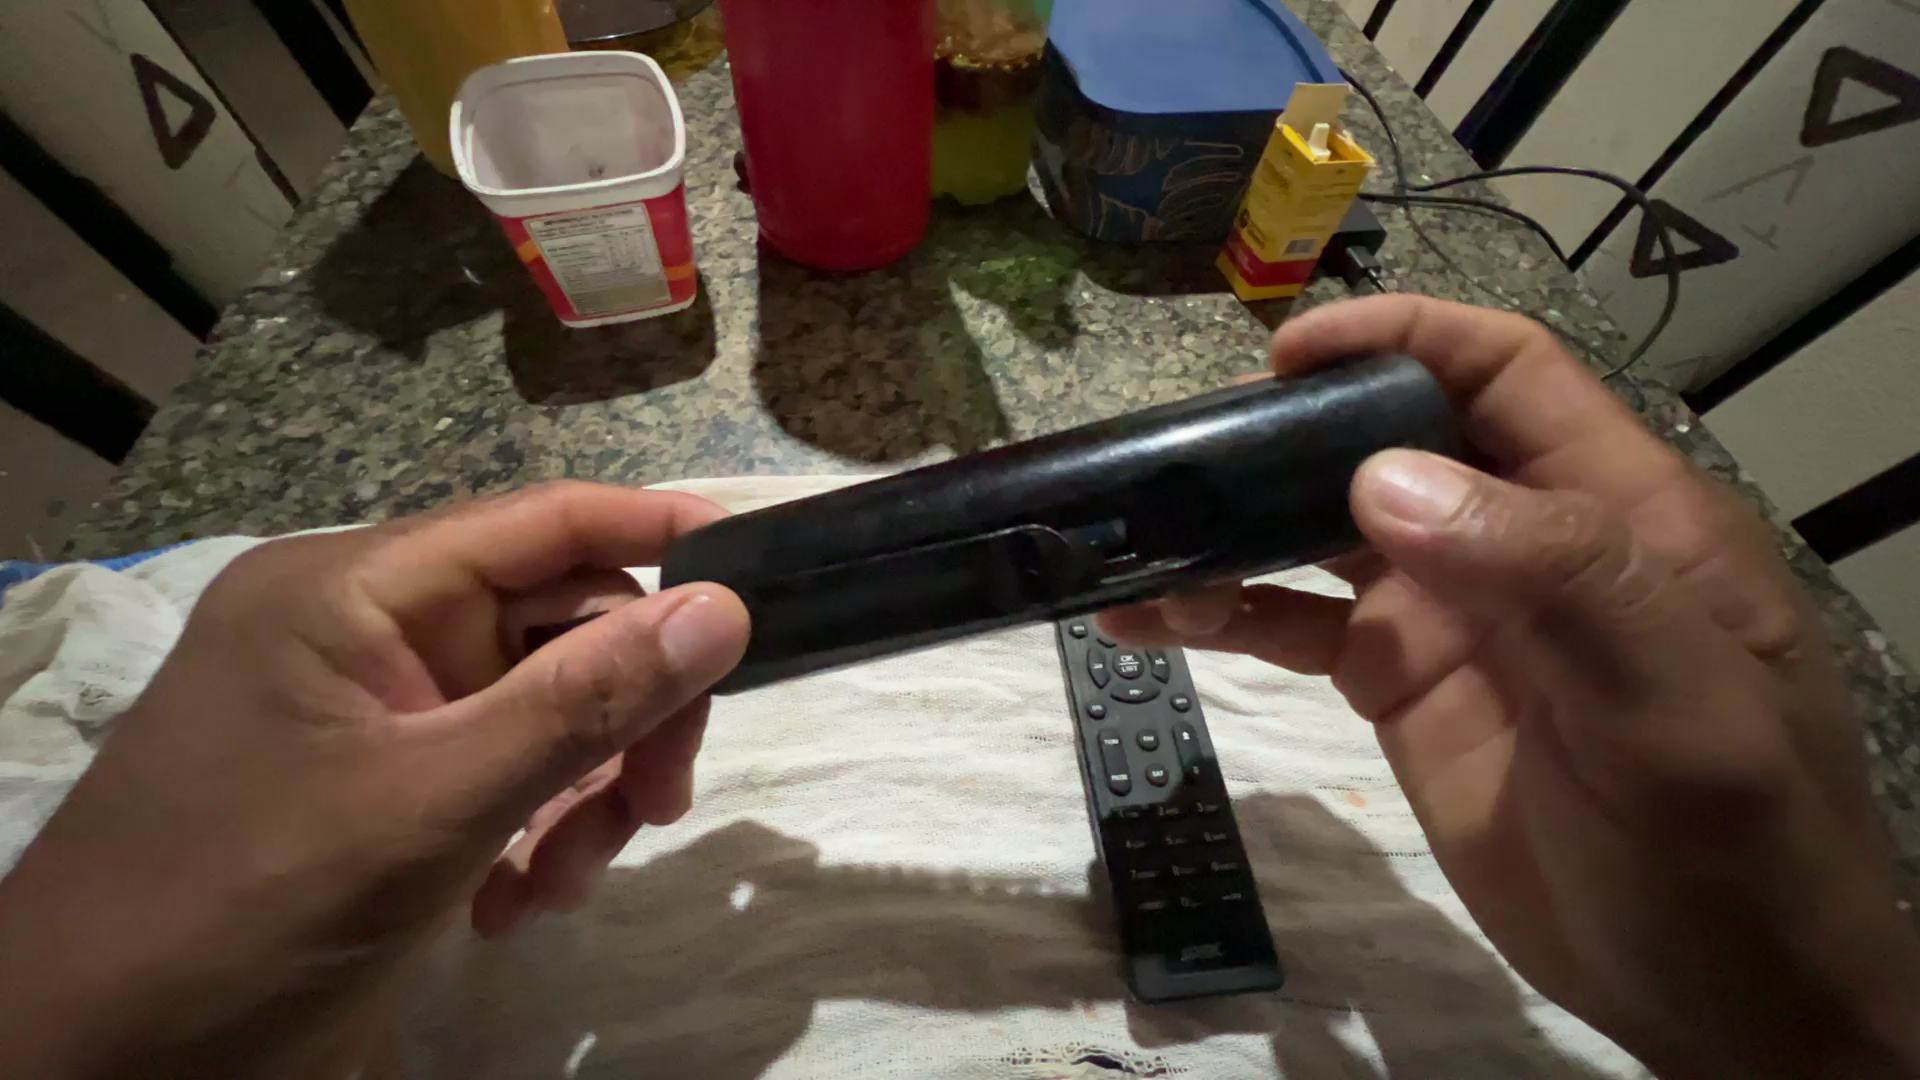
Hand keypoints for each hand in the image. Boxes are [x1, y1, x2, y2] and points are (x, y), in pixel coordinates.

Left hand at [0, 483, 749, 1078]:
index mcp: (362, 591)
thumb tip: (724, 611)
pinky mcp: (428, 770)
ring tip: (571, 874)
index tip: (754, 561)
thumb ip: (587, 701)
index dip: (658, 527)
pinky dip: (559, 825)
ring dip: (598, 787)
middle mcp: (391, 628)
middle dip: (632, 713)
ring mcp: (411, 702)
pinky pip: (542, 764)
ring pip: (573, 703)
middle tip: (662, 797)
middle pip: (577, 625)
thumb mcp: (433, 806)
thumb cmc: (239, 920)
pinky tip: (524, 898)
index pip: (545, 521)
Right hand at [1103, 296, 1919, 1076]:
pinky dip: (1217, 616)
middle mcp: (1503, 539)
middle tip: (1180, 457)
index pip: (1499, 375)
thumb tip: (1380, 477)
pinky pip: (1286, 623)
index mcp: (1600, 511)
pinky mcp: (1382, 672)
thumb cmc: (1727, 854)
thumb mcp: (1671, 714)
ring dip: (1224, 537)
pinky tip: (1146, 624)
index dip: (1396, 340)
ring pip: (1310, 537)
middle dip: (1279, 438)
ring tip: (1136, 548)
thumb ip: (1552, 577)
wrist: (1702, 989)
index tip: (1287, 356)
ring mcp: (1434, 607)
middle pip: (1377, 444)